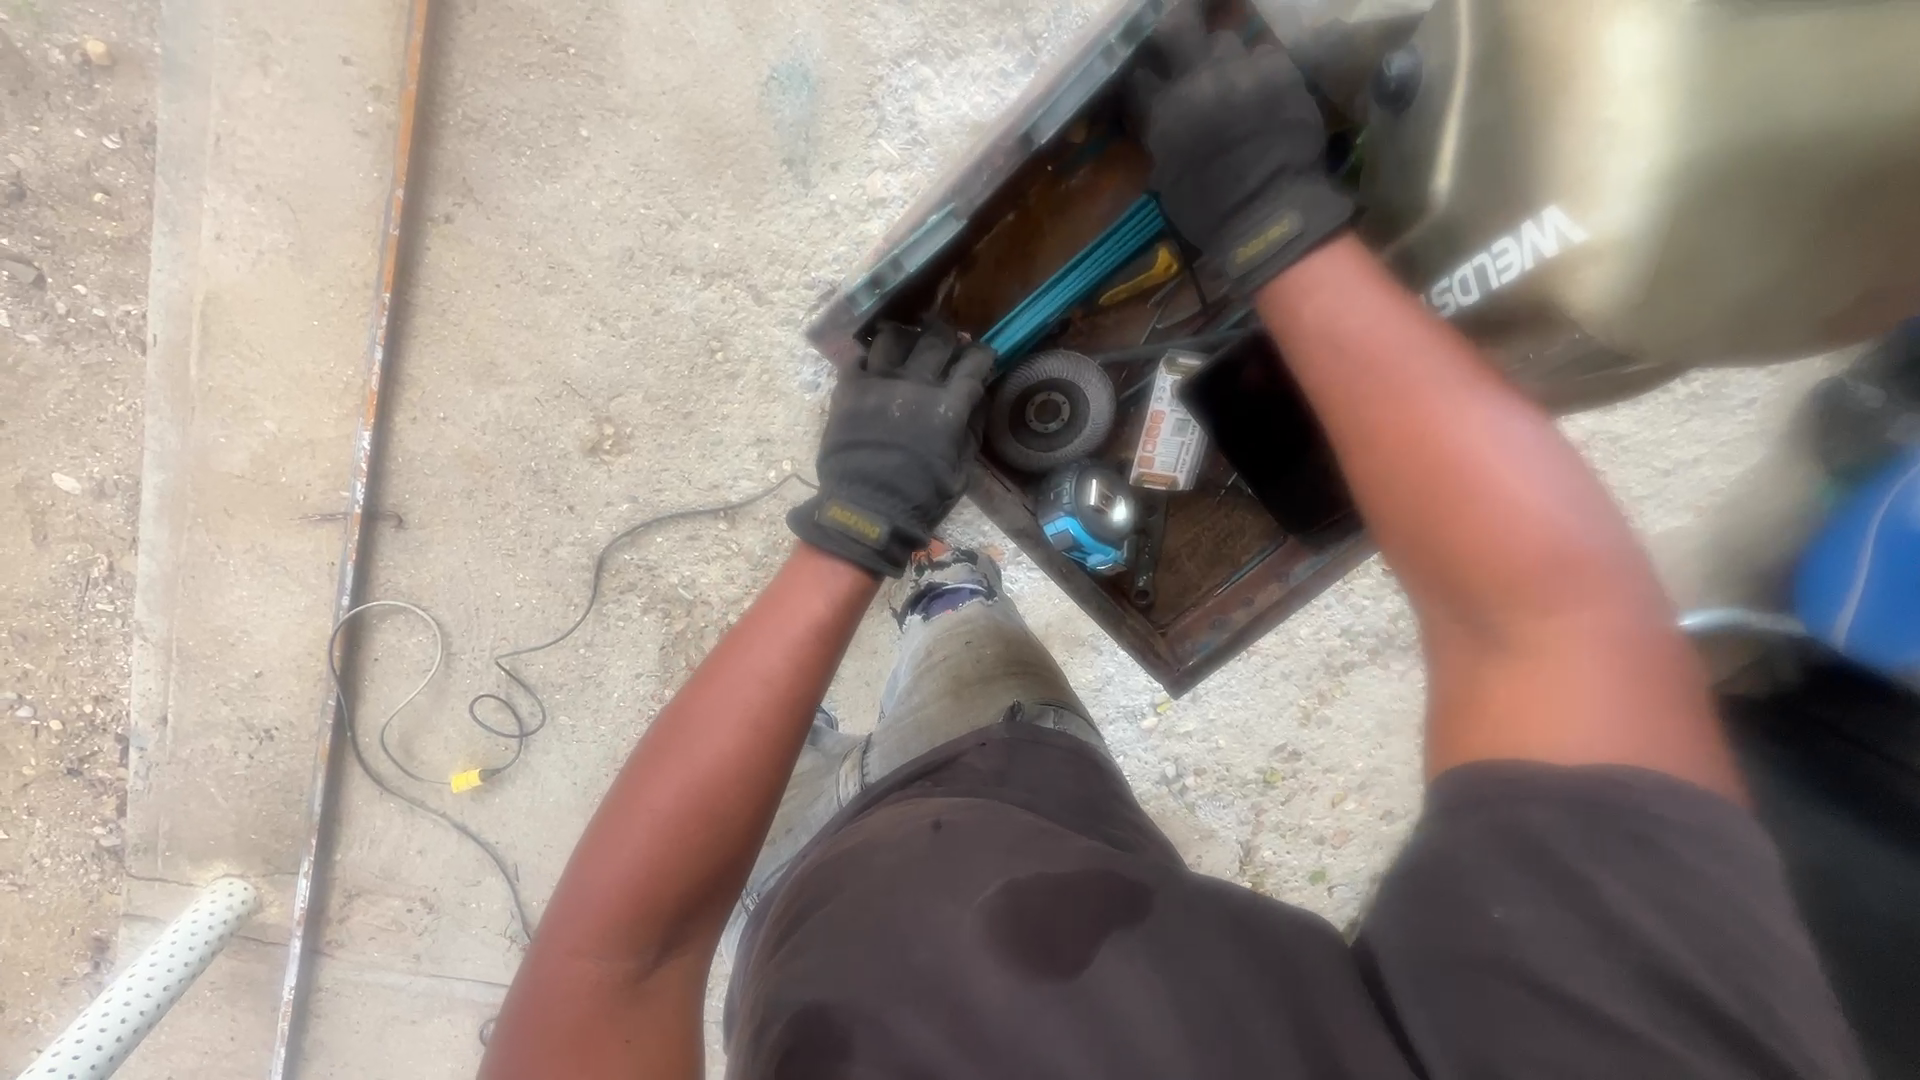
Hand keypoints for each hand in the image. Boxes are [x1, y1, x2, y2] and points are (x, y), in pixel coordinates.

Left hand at [789, 322, 992, 577]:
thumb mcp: (961, 470)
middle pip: (936, 339)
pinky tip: (873, 364)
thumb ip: (971, 430)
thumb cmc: (921, 497)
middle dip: (946, 338)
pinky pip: (858, 357)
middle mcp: (916, 384)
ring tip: (906, 344)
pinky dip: (868, 357)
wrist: (866, 511)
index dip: (981, 355)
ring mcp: (879, 382)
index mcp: (949, 407)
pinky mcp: (849, 389)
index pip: (974, 363)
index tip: (980, 357)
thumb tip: (977, 399)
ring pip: (894, 336)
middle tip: (946, 344)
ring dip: (905, 337)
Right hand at [1133, 7, 1351, 297]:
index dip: (1142, 79)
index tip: (1147, 87)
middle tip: (1184, 51)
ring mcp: (1241, 69)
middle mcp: (1198, 78)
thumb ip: (1163, 142)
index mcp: (1163, 111)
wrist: (1268, 211)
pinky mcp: (1281, 70)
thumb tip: (1161, 128)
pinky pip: (1265, 54)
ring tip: (1229, 77)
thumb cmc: (1209, 211)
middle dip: (1177, 34)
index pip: (1138, 76)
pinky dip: (1260, 69)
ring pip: (1225, 38)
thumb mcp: (1169, 181)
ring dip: (1223, 57)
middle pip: (1178, 26)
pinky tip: (1263, 89)